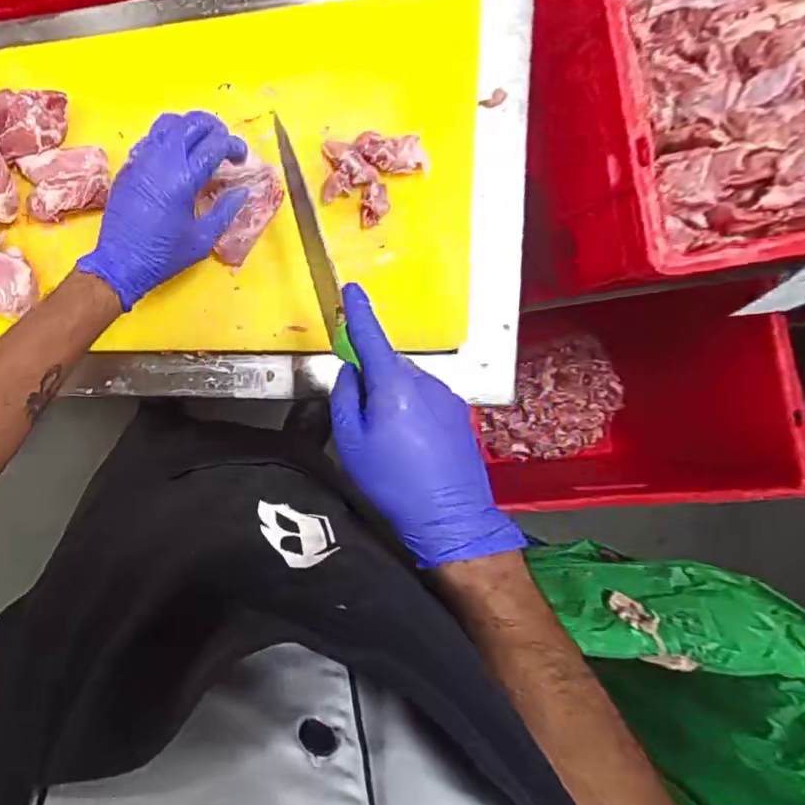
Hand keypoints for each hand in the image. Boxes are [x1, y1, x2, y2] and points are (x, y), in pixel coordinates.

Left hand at [78, 111, 248, 309]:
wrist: (119, 265)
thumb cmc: (162, 256)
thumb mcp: (202, 240)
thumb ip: (225, 211)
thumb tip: (240, 191)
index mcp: (184, 177)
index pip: (216, 142)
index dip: (234, 145)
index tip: (240, 159)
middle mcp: (161, 160)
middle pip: (192, 122)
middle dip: (214, 128)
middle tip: (222, 145)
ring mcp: (140, 161)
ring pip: (167, 124)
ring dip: (188, 128)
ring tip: (197, 145)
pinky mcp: (126, 169)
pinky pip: (148, 140)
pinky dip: (166, 140)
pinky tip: (172, 159)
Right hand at [330, 283, 525, 568]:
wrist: (449, 514)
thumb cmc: (391, 479)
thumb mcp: (350, 440)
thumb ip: (345, 398)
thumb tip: (351, 372)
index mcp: (394, 385)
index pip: (372, 339)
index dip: (359, 314)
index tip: (352, 290)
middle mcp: (426, 382)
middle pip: (388, 366)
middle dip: (370, 381)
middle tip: (358, 422)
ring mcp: (447, 397)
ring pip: (406, 385)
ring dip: (390, 400)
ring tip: (384, 442)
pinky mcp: (459, 414)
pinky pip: (424, 400)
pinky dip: (408, 412)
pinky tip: (406, 446)